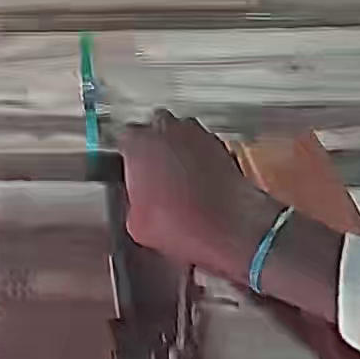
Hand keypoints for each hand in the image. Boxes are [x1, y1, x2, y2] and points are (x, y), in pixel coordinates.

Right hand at [117, 110, 274, 273]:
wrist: (236, 231)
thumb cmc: (186, 225)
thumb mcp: (139, 225)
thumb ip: (131, 201)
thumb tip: (137, 202)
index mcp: (136, 142)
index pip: (123, 141)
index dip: (129, 159)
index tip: (133, 175)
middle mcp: (162, 127)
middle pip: (151, 130)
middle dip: (153, 148)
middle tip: (157, 175)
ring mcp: (193, 131)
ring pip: (176, 134)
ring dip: (176, 149)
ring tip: (181, 179)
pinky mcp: (219, 142)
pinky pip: (200, 145)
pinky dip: (199, 158)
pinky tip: (201, 183)